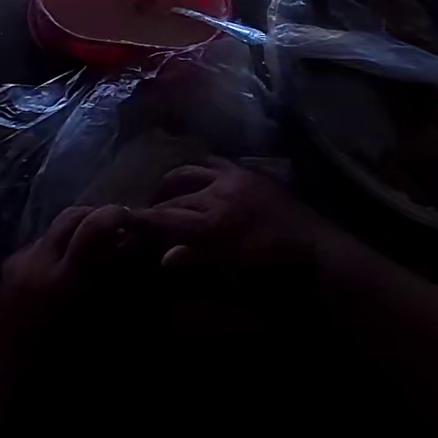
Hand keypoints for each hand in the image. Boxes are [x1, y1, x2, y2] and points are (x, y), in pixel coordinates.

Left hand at [0, 204, 140, 399]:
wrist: (7, 394)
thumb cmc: (66, 377)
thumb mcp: (108, 338)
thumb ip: (124, 294)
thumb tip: (138, 260)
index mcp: (66, 279)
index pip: (96, 225)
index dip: (119, 217)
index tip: (135, 225)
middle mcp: (39, 262)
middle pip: (73, 215)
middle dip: (98, 218)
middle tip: (117, 233)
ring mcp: (19, 263)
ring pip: (54, 227)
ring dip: (77, 232)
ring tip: (93, 252)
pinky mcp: (6, 270)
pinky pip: (38, 246)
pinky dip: (58, 250)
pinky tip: (67, 271)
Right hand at [132, 157, 339, 275]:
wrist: (320, 252)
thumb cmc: (276, 273)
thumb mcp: (235, 275)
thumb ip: (197, 262)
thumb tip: (164, 258)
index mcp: (215, 225)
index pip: (164, 218)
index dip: (137, 219)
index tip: (117, 219)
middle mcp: (219, 194)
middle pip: (172, 199)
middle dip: (151, 209)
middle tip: (138, 221)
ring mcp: (233, 178)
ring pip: (186, 173)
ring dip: (169, 186)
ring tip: (161, 201)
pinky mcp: (247, 172)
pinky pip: (212, 162)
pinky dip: (196, 171)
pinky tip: (192, 183)